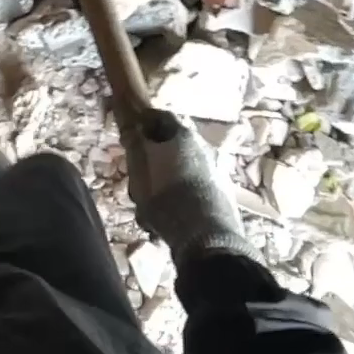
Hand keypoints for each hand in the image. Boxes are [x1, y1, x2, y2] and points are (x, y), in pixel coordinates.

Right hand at [124, 109, 261, 264]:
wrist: (207, 237)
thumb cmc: (165, 192)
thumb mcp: (138, 163)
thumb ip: (133, 140)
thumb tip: (131, 125)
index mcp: (184, 134)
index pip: (161, 116)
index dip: (143, 121)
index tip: (130, 132)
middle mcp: (205, 148)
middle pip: (172, 145)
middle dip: (153, 157)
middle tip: (137, 171)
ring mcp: (217, 173)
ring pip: (181, 171)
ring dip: (164, 181)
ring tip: (148, 204)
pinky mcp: (223, 198)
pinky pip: (193, 191)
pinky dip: (178, 198)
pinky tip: (165, 217)